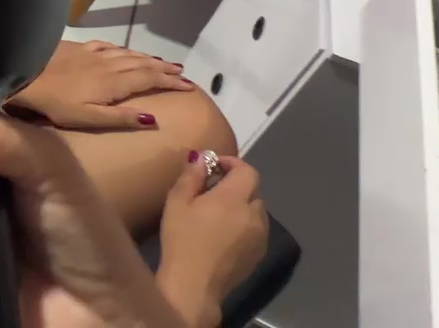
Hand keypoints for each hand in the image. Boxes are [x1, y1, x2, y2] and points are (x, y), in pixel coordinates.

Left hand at [6, 41, 192, 130]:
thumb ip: (121, 118)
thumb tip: (154, 119)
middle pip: (141, 63)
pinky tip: (122, 49)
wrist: (23, 74)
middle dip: (163, 67)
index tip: (189, 85)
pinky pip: (106, 45)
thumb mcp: (89, 118)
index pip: (148, 79)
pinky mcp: (75, 46)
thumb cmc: (55, 103)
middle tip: (181, 72)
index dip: (170, 81)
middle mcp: (106, 64)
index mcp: (113, 82)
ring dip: (145, 56)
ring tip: (161, 60)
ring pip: (125, 52)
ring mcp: (90, 52)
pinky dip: (121, 48)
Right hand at [155, 155, 268, 327]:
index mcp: (233, 199)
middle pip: (253, 190)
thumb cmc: (182, 236)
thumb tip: (202, 157)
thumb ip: (192, 175)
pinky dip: (243, 221)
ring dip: (240, 203)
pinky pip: (256, 228)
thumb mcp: (177, 200)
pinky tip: (222, 231)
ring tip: (215, 211)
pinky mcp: (259, 253)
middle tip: (208, 188)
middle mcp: (254, 216)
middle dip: (234, 183)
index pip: (248, 171)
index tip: (213, 165)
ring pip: (256, 210)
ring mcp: (260, 237)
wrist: (196, 282)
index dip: (233, 163)